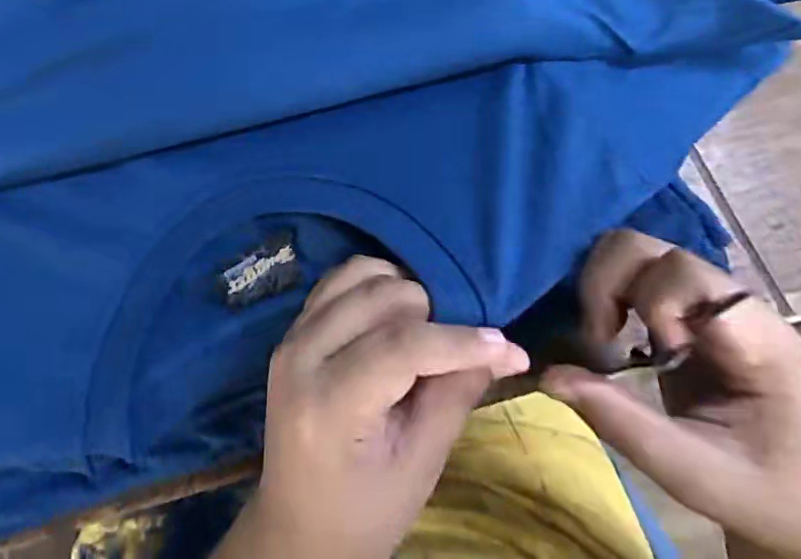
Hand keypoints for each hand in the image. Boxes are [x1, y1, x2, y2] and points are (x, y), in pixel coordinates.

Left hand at [215, 256, 530, 558]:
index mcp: (329, 403)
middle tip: (458, 349)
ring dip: (403, 291)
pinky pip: (339, 279)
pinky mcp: (294, 328)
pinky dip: (375, 284)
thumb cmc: (365, 509)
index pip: (402, 347)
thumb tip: (502, 349)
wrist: (299, 526)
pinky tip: (395, 315)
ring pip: (360, 274)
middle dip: (433, 315)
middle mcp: (301, 356)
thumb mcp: (419, 466)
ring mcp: (292, 335)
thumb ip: (455, 396)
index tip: (508, 347)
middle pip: (382, 297)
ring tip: (426, 331)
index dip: (460, 341)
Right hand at [541, 231, 800, 558]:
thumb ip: (624, 423)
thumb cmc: (761, 496)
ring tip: (604, 335)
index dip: (655, 305)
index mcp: (762, 339)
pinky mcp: (690, 305)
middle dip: (612, 285)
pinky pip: (637, 269)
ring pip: (638, 249)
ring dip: (605, 283)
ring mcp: (714, 299)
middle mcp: (739, 304)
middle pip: (656, 250)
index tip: (648, 358)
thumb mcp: (695, 476)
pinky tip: (612, 330)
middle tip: (602, 340)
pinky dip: (609, 288)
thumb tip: (549, 376)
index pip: (690, 276)